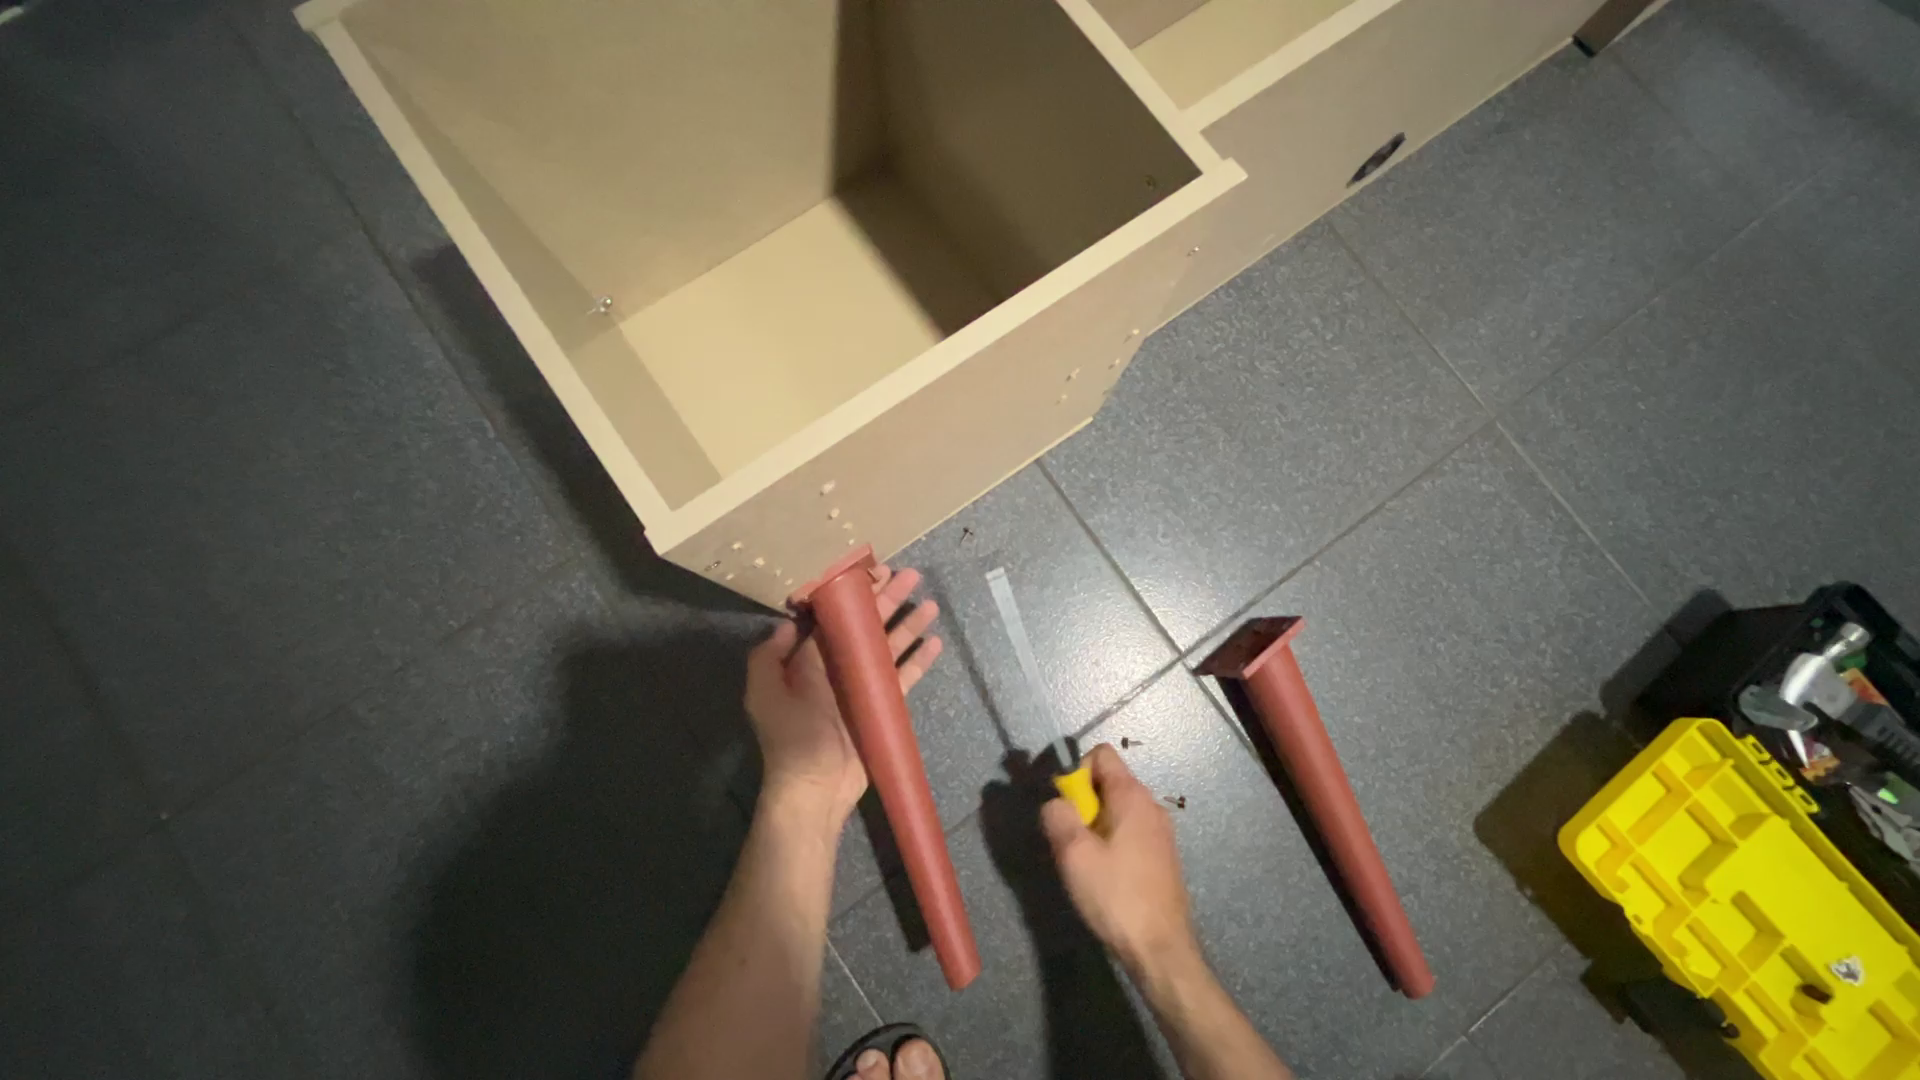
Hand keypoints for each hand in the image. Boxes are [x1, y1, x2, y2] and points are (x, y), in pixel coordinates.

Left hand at [744, 565, 942, 826]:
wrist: (814, 787)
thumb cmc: (790, 738)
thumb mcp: (765, 692)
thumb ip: (771, 655)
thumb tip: (789, 621)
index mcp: (809, 660)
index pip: (834, 618)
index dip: (852, 594)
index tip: (871, 573)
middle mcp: (838, 667)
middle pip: (867, 626)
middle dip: (888, 600)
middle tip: (910, 576)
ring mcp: (863, 685)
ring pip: (890, 646)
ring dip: (909, 624)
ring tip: (930, 604)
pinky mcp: (883, 705)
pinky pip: (904, 676)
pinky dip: (919, 660)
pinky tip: (935, 643)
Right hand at [1041, 744, 1197, 971]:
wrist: (1162, 950)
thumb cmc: (1116, 896)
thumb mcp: (1074, 854)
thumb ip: (1057, 816)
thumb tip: (1054, 803)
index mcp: (1132, 796)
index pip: (1101, 754)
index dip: (1075, 771)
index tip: (1063, 805)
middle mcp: (1151, 805)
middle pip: (1108, 782)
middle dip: (1082, 802)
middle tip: (1068, 839)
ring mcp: (1161, 832)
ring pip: (1117, 809)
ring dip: (1094, 825)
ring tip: (1083, 862)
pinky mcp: (1163, 856)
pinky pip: (1129, 831)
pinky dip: (1111, 842)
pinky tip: (1104, 877)